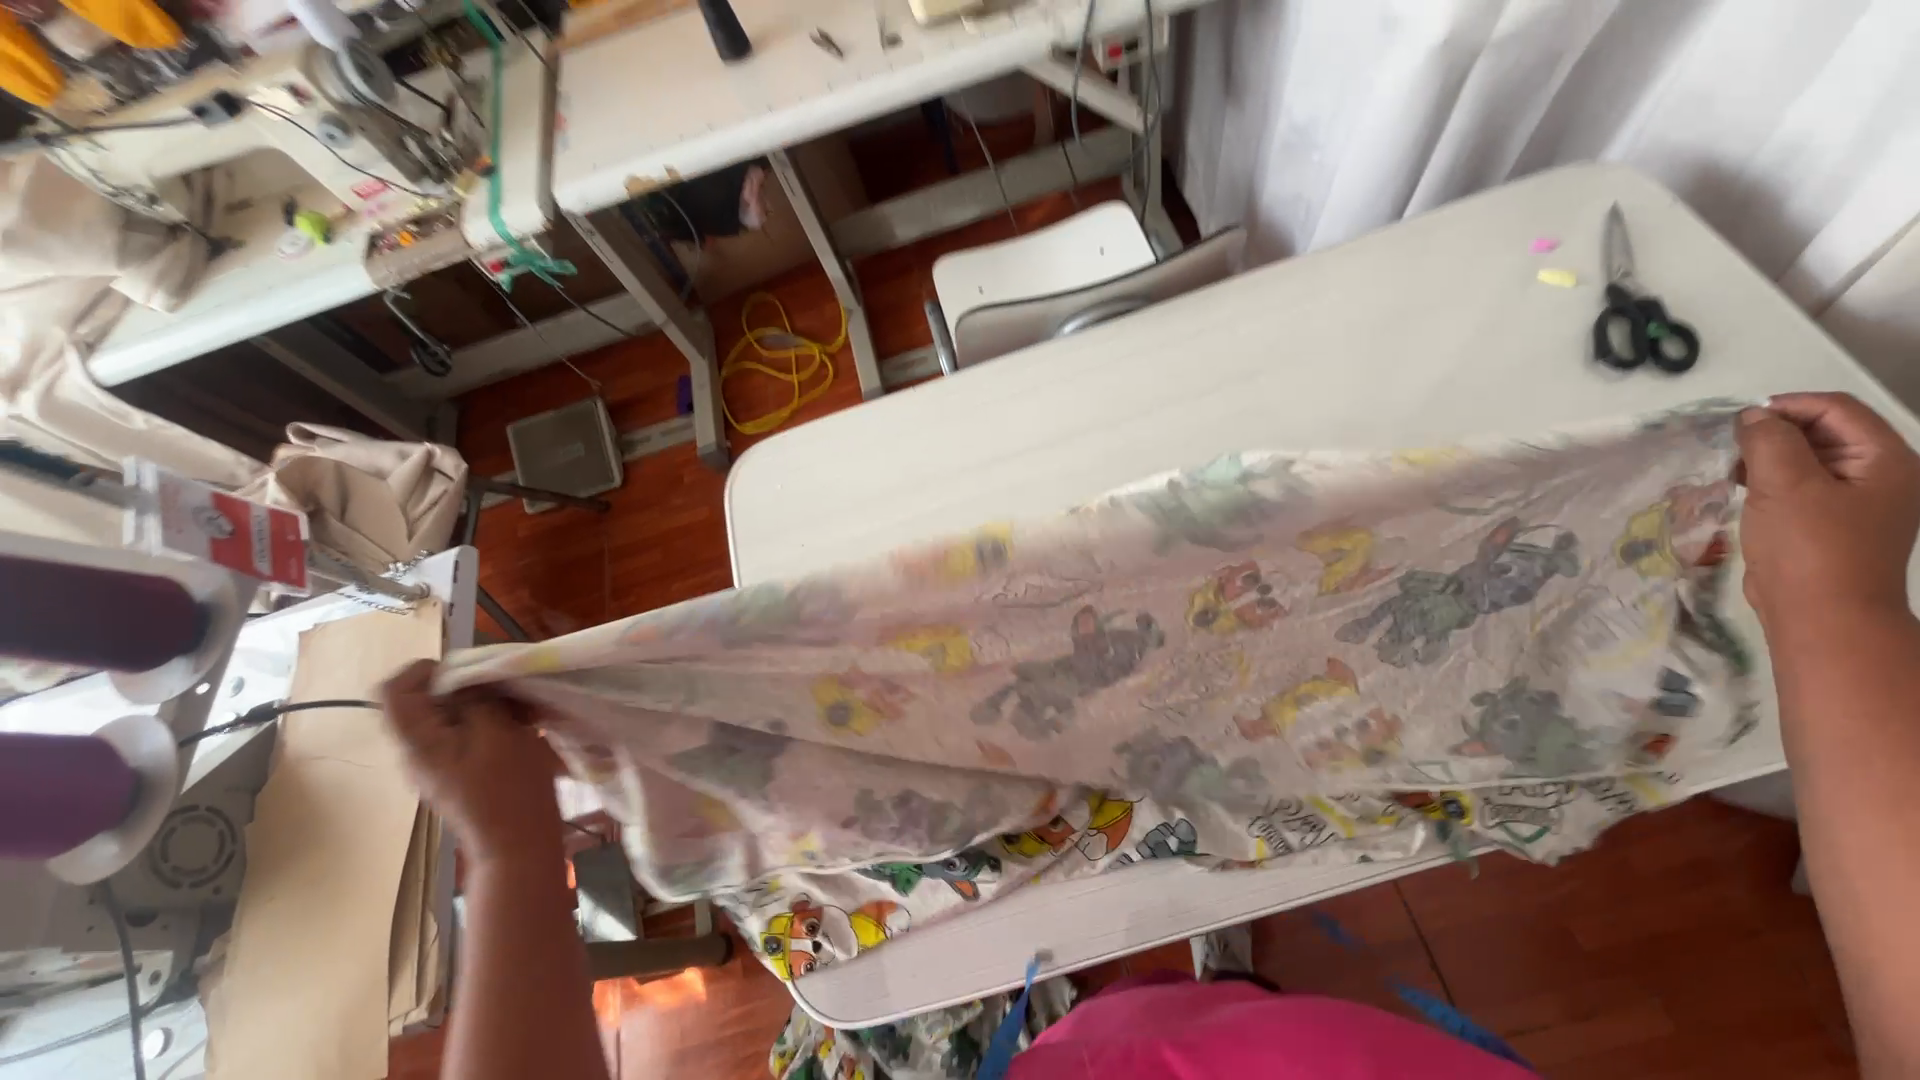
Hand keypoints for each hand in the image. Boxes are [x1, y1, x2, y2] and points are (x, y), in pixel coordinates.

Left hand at [383, 660, 563, 866]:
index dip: (424, 670)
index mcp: (418, 743)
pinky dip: (494, 725)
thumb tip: (467, 682)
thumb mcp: (498, 734)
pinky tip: (526, 728)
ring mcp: (439, 767)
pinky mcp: (461, 775)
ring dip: (489, 706)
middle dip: (469, 687)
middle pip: (426, 702)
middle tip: (509, 688)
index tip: (469, 669)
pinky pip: (468, 737)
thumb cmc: (510, 788)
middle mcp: (418, 753)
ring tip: (526, 709)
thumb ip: (477, 701)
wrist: (520, 846)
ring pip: (453, 718)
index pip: (393, 691)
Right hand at [1736, 392, 1919, 629]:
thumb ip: (1768, 441)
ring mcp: (1858, 501)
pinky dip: (1771, 482)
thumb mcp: (1785, 485)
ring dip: (1767, 458)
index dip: (1786, 406)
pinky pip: (1802, 487)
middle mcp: (1881, 475)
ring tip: (1731, 474)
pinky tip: (1744, 494)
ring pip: (1809, 459)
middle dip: (1774, 433)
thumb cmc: (1809, 546)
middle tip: (1729, 450)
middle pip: (1825, 431)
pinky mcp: (1832, 522)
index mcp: (1885, 460)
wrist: (1823, 615)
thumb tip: (1752, 416)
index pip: (1836, 409)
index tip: (1736, 424)